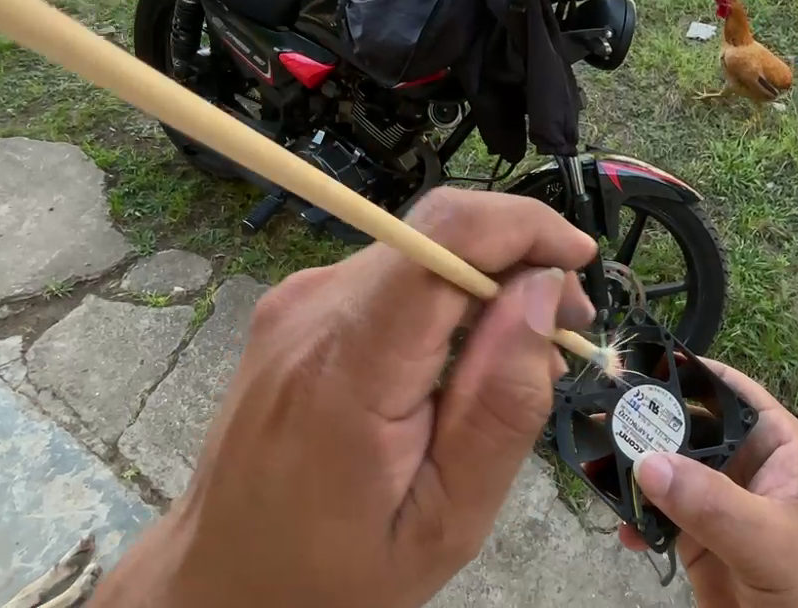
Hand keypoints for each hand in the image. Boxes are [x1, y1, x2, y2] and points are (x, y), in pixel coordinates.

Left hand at [94, 188, 596, 607]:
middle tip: (566, 329)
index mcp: (349, 364)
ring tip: (518, 353)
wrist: (218, 584)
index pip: (445, 236)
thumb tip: (542, 289)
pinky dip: (446, 296)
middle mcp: (316, 306)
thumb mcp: (446, 520)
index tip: (579, 260)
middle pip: (442, 235)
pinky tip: (459, 356)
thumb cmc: (335, 574)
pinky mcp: (300, 301)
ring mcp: (300, 296)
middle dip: (521, 261)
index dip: (525, 225)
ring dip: (487, 282)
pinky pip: (397, 272)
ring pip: (425, 250)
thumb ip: (502, 404)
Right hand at [618, 360, 797, 607]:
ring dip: (633, 469)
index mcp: (773, 443)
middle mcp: (742, 463)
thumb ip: (712, 502)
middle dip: (647, 420)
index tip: (641, 362)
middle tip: (600, 411)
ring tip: (597, 464)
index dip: (690, 370)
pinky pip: (658, 516)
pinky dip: (637, 518)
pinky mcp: (697, 541)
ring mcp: (717, 502)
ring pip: (667, 469)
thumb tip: (647, 461)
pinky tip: (623, 528)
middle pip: (688, 426)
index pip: (729, 390)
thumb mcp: (768, 540)